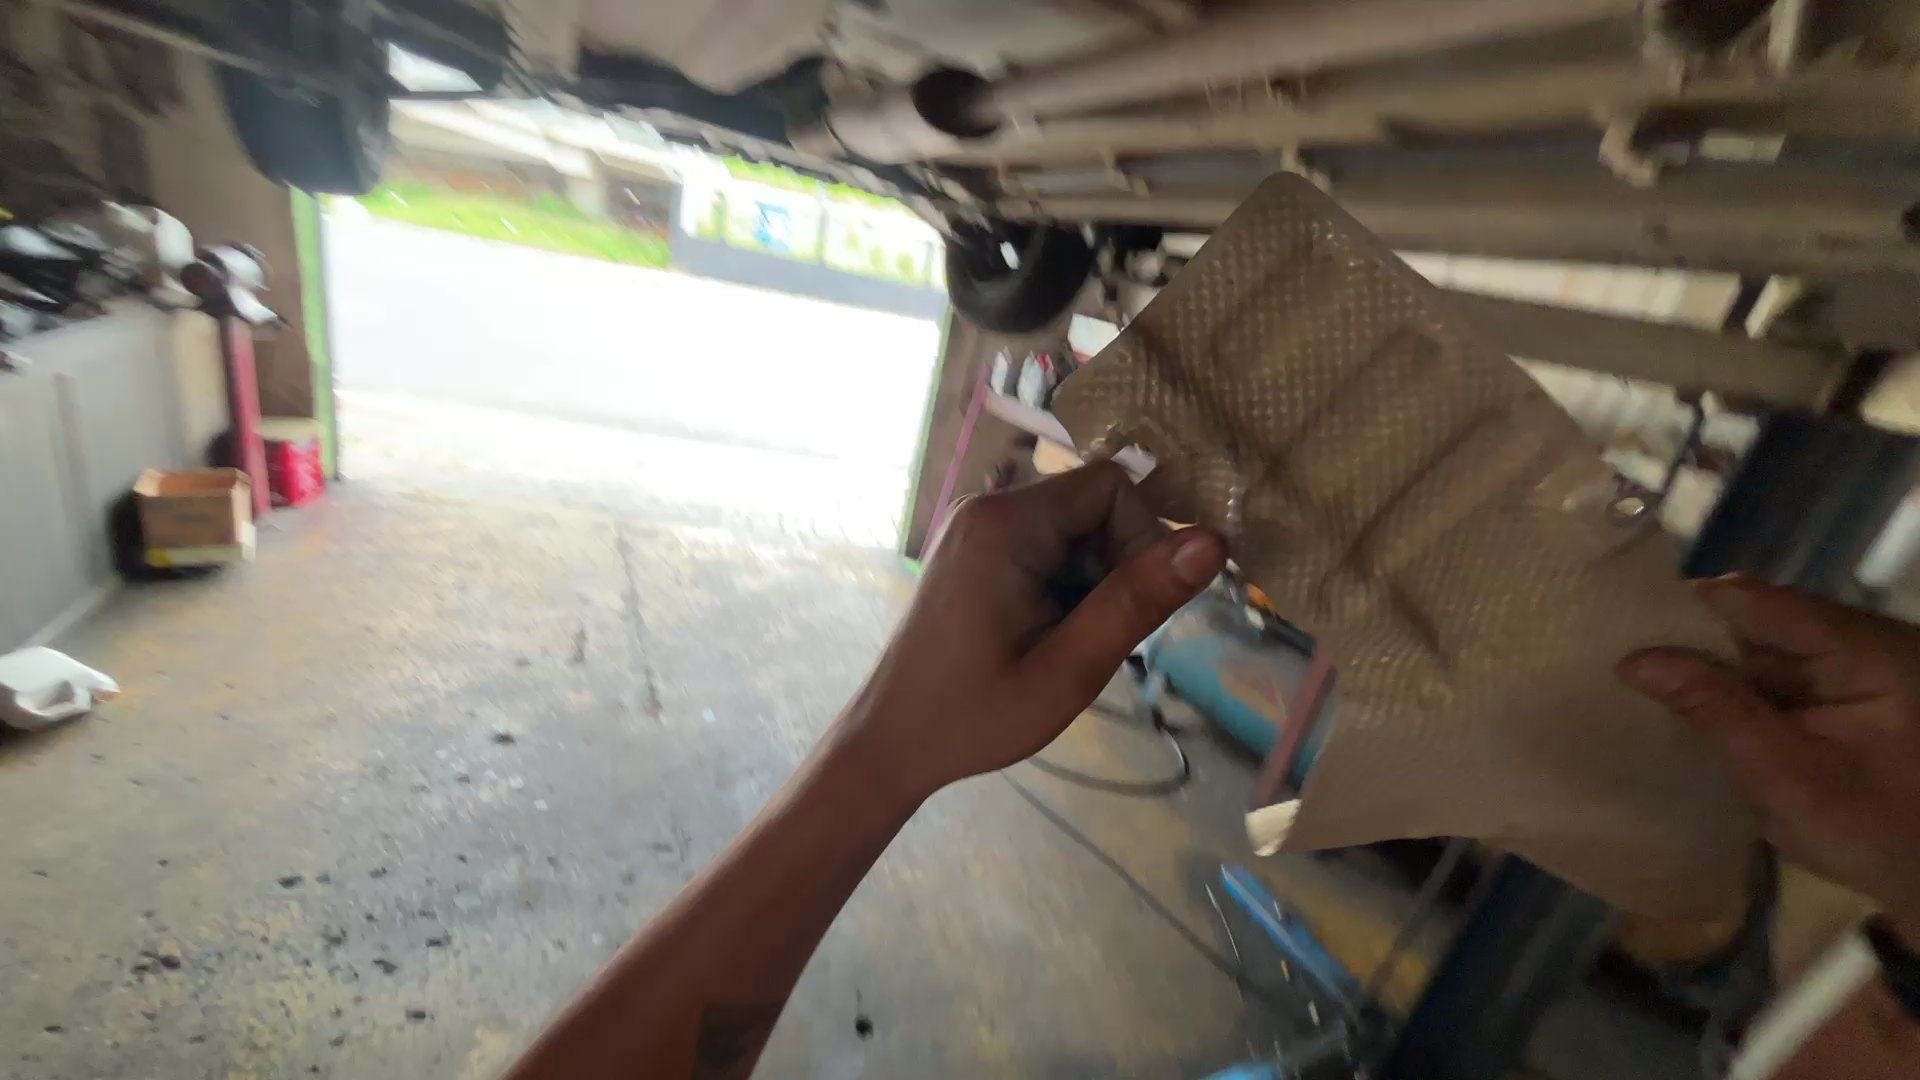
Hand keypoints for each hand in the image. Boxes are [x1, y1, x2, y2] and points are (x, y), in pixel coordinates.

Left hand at [842, 462, 1224, 801]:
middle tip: (1088, 636)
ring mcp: (975, 526)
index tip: (1128, 605)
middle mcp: (987, 508)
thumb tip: (1213, 541)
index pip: (1110, 485)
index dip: (1141, 538)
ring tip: (1060, 640)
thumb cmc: (975, 715)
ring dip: (1088, 581)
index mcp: (1005, 523)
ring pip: (1073, 529)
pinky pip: (1044, 545)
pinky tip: (1042, 631)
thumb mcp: (1069, 669)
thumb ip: (1137, 601)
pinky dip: (1062, 584)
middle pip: (1092, 506)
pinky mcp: (972, 548)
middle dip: (1113, 566)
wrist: (893, 739)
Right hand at [1617, 577, 1919, 941]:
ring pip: (1750, 638)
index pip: (1747, 600)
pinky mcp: (1847, 683)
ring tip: (1639, 682)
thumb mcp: (1788, 779)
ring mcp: (1860, 660)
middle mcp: (1866, 639)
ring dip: (1699, 662)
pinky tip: (1687, 701)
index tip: (1612, 634)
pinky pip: (1767, 662)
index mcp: (1869, 651)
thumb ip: (1714, 710)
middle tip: (1616, 665)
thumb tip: (1633, 660)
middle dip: (1680, 637)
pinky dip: (1724, 680)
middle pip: (1746, 614)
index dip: (1674, 610)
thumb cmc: (1883, 837)